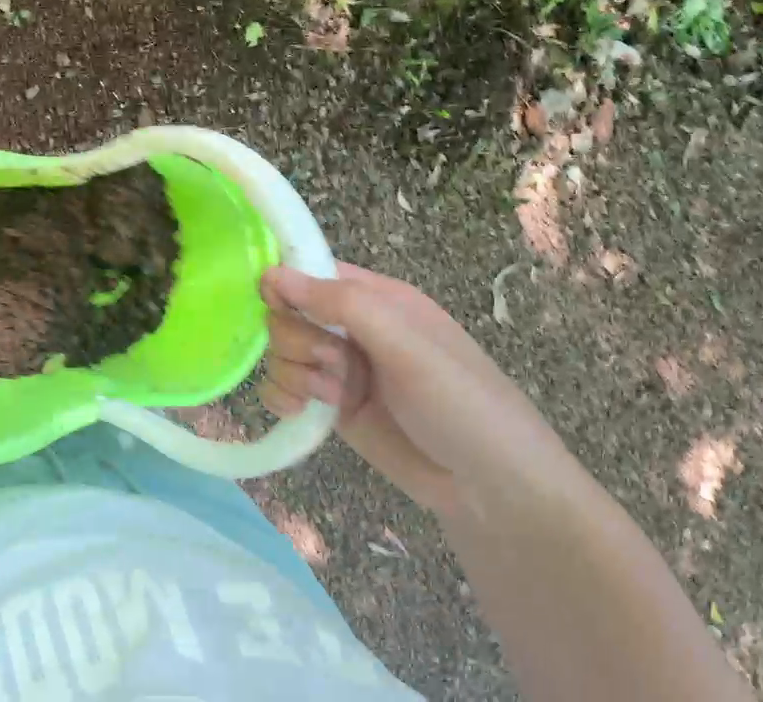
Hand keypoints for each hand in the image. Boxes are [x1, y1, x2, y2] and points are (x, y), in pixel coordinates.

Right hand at [258, 263, 579, 520]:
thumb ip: (341, 304)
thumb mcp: (408, 346)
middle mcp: (353, 329)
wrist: (492, 491)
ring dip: (293, 372)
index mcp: (379, 300)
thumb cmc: (463, 405)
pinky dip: (282, 397)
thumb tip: (270, 274)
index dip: (285, 283)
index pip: (311, 271)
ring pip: (279, 351)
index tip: (277, 304)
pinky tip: (303, 412)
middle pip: (286, 313)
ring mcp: (339, 369)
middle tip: (332, 364)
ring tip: (331, 398)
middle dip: (296, 339)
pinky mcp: (329, 406)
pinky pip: (280, 387)